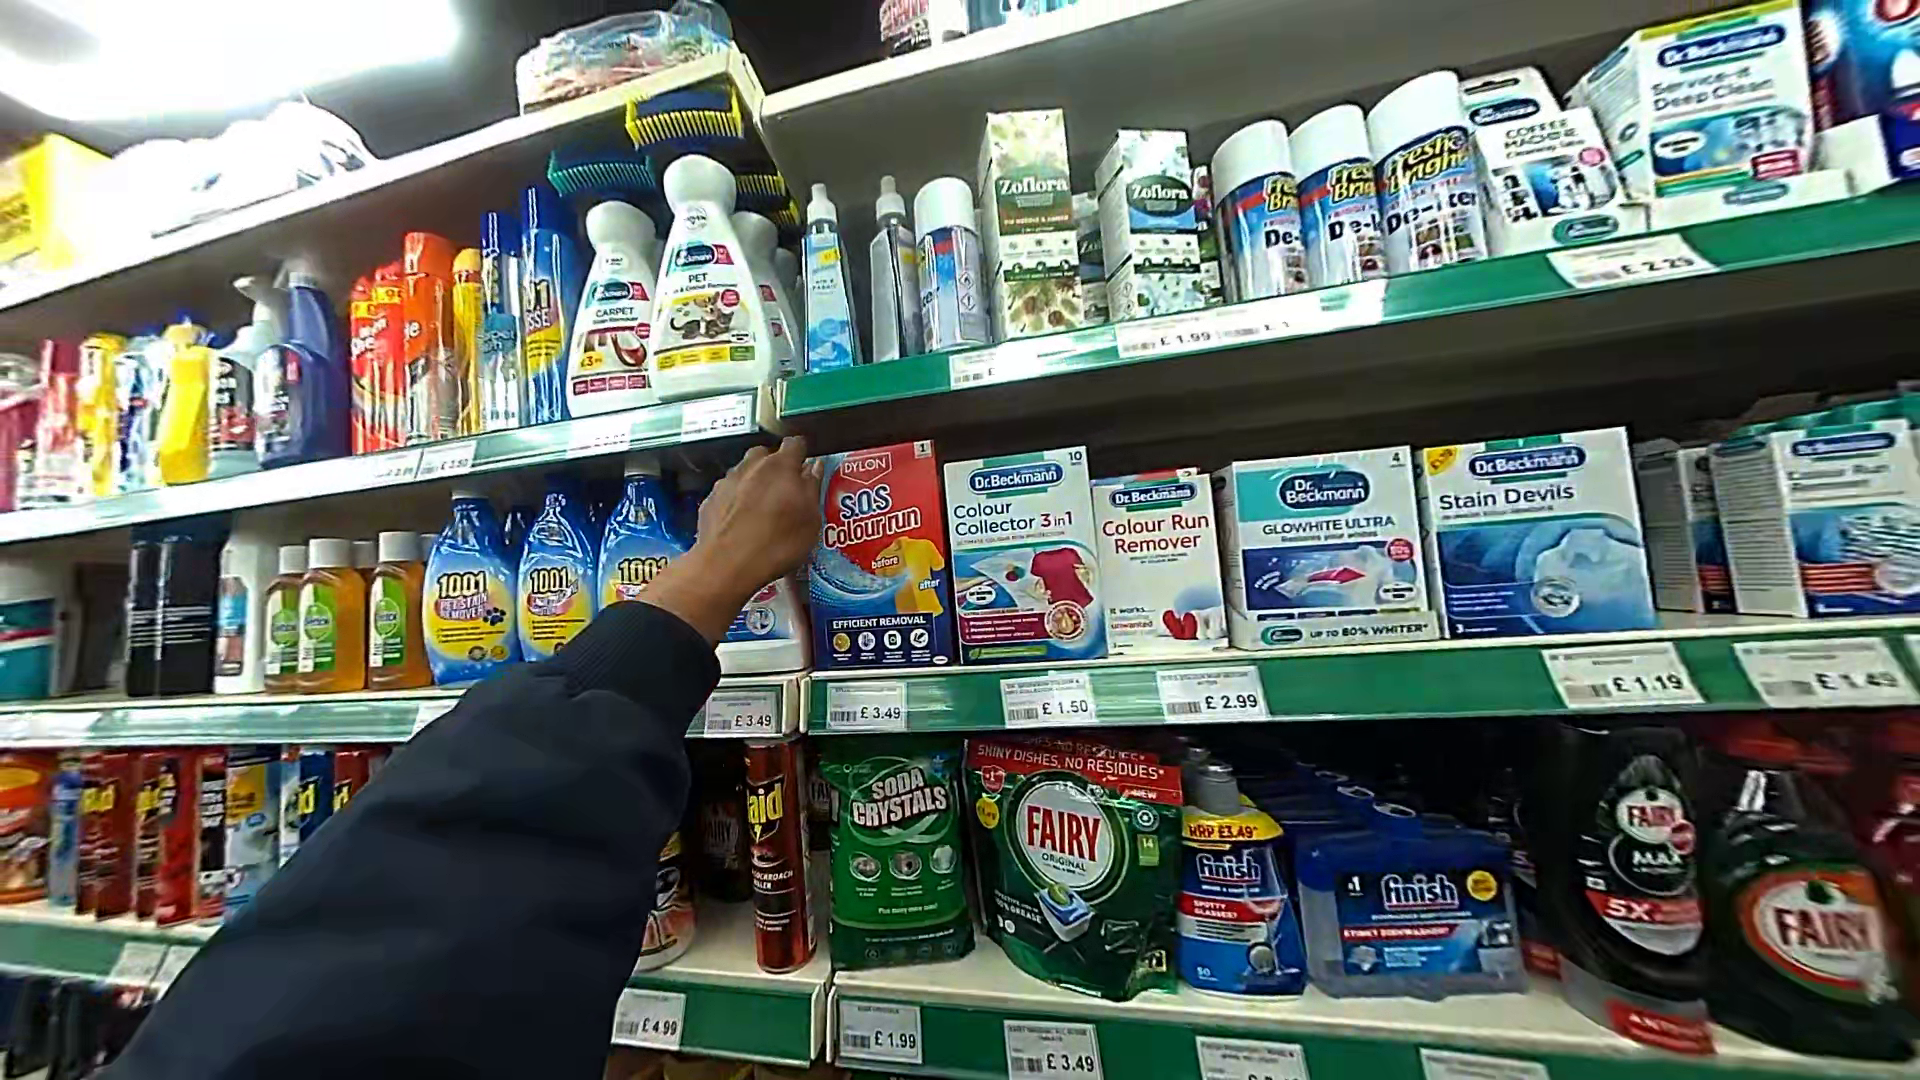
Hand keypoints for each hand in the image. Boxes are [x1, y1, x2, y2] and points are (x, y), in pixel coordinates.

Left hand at [639, 437, 822, 642]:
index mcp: (780, 466)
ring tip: (762, 506)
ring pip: (744, 471)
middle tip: (785, 488)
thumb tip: (813, 467)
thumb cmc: (778, 542)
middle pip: (765, 454)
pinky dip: (736, 499)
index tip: (806, 465)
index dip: (802, 452)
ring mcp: (726, 482)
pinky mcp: (709, 500)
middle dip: (776, 465)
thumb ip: (812, 488)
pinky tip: (742, 520)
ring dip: (754, 481)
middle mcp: (751, 466)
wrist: (727, 565)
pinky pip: (728, 491)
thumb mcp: (810, 520)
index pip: (795, 443)